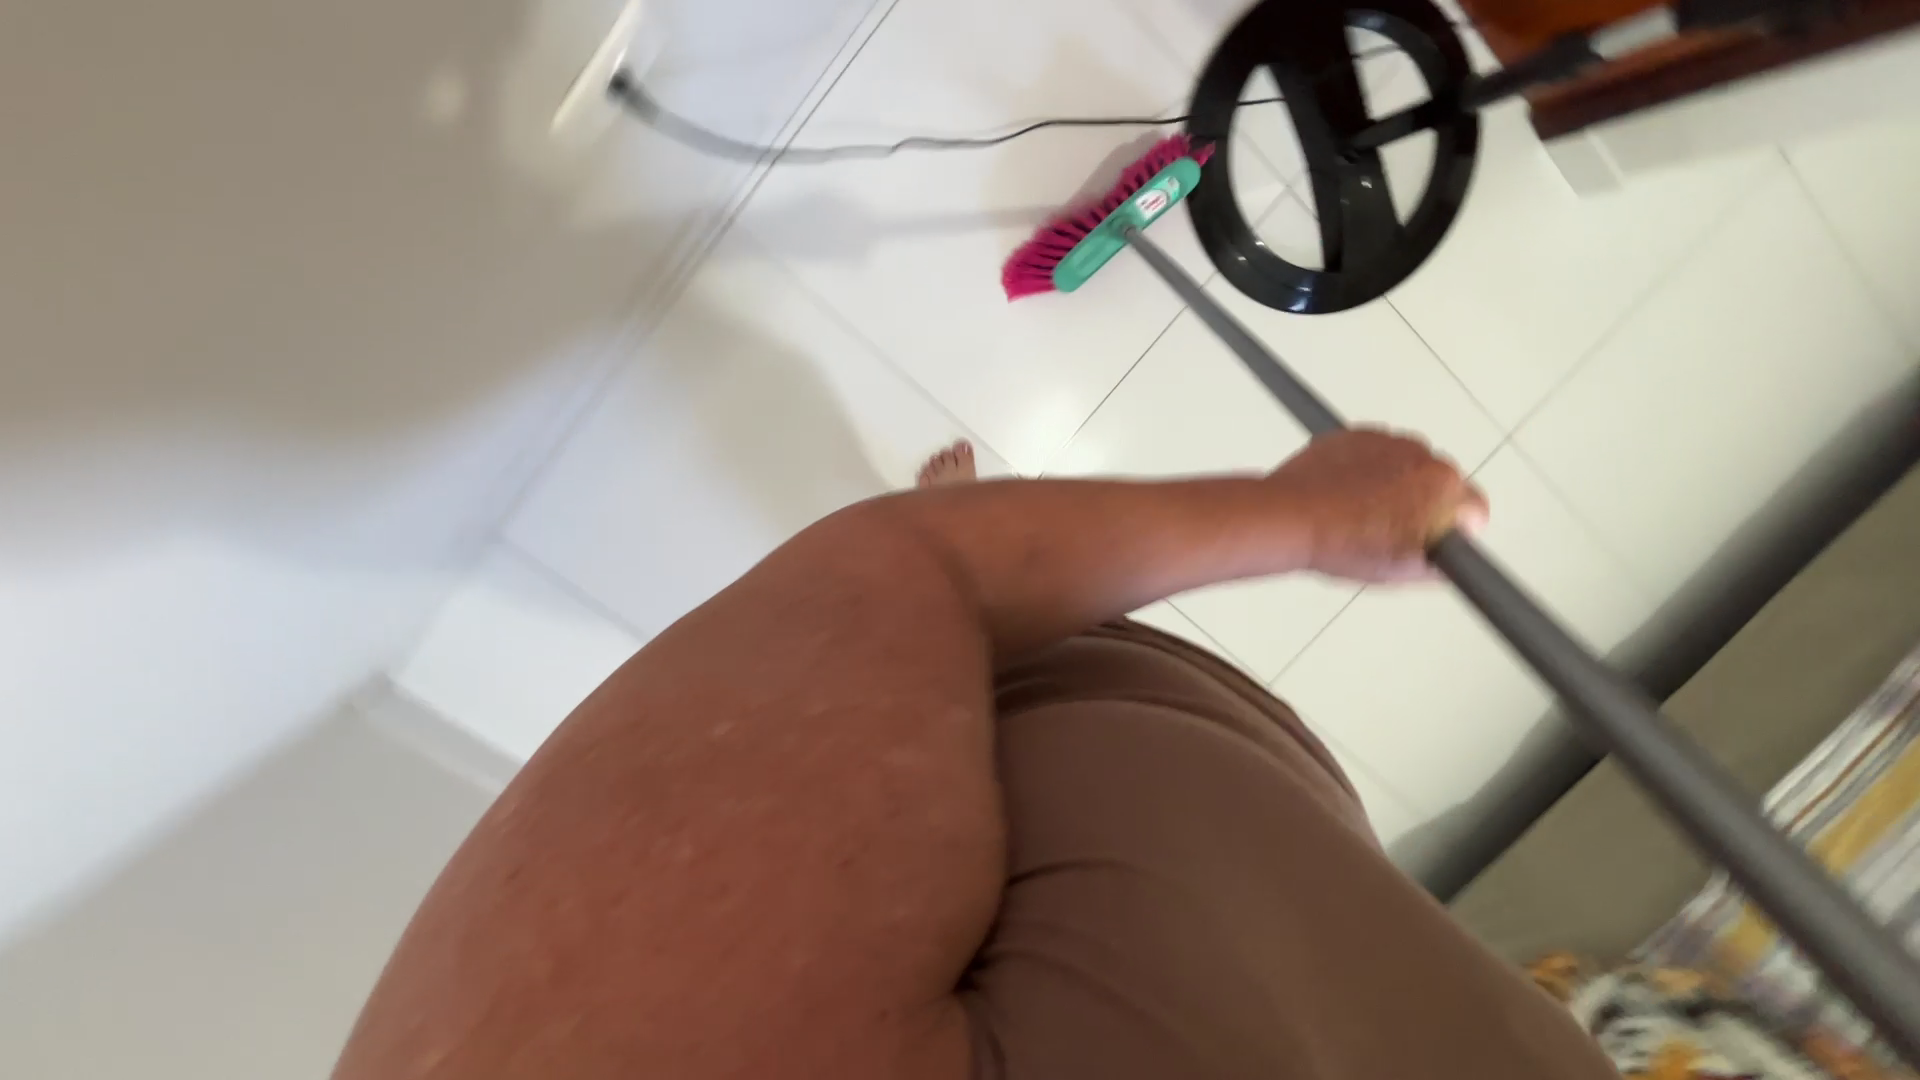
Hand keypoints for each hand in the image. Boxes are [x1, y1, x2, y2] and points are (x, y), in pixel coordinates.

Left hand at [1266, 429, 1487, 582]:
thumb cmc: (1341, 542)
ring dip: (1390, 482)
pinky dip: (1360, 468)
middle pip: (1437, 482)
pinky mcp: (1352, 434)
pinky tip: (1341, 492)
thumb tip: (1445, 562)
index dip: (1454, 528)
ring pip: (1402, 464)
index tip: (1435, 537)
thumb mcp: (1401, 570)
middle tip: (1388, 527)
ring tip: (1358, 511)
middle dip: (1421, 502)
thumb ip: (1438, 563)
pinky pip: (1368, 452)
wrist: (1289, 518)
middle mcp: (1420, 454)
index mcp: (1444, 486)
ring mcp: (1384, 440)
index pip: (1472, 507)